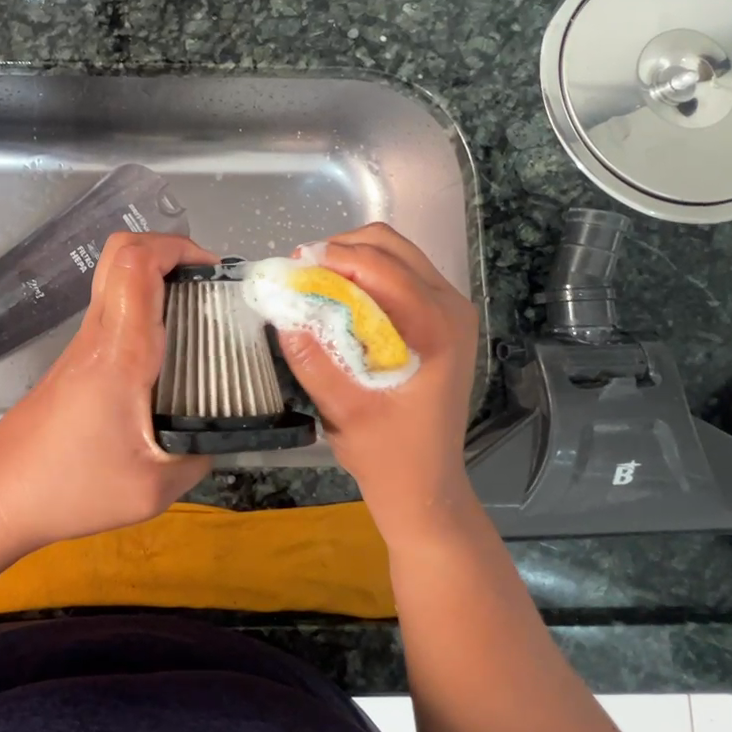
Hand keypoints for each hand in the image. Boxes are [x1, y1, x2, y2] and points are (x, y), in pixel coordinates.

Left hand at [0, 232, 217, 554]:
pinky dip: (142, 315)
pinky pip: (110, 317)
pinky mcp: (72, 366)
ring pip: (115, 284)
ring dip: (157, 285)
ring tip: (199, 324)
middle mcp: (97, 336)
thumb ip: (197, 455)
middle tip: (210, 289)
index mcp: (120, 351)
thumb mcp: (153, 488)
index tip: (215, 272)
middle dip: (171, 253)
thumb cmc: (72, 488)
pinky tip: (166, 362)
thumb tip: (215, 438)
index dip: (178, 247)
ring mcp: (80, 348)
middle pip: (121, 255)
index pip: (138, 263)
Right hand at [276, 223, 479, 538]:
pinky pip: (397, 275)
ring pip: (394, 255)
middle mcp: (450, 309)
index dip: (334, 258)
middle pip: (390, 247)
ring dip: (350, 259)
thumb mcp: (344, 411)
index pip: (384, 268)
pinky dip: (362, 275)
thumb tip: (282, 314)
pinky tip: (335, 299)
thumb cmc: (388, 454)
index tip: (292, 269)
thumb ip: (314, 362)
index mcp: (437, 328)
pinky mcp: (437, 319)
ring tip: (312, 283)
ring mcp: (448, 311)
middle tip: (299, 274)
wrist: (424, 485)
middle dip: (340, 251)